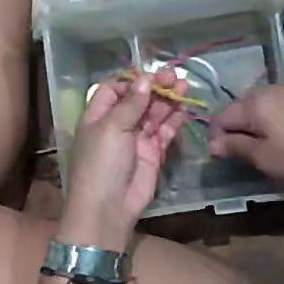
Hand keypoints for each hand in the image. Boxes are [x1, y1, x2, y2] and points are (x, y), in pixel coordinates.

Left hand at [61, 70, 192, 247]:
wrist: (108, 208)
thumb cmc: (101, 163)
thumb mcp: (112, 128)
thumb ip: (131, 103)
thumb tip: (144, 79)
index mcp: (98, 116)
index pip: (114, 90)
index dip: (131, 81)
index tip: (150, 75)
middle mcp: (117, 126)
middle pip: (138, 100)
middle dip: (155, 87)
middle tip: (176, 77)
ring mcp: (136, 141)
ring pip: (154, 115)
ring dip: (168, 101)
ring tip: (185, 87)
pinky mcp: (152, 155)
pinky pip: (165, 133)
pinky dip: (174, 121)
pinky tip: (185, 108)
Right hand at [208, 85, 283, 186]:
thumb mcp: (264, 158)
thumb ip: (235, 148)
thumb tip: (212, 144)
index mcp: (253, 102)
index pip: (221, 118)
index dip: (217, 138)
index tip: (225, 158)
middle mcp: (267, 90)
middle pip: (237, 109)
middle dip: (234, 130)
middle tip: (244, 156)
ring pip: (255, 108)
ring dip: (252, 126)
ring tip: (262, 149)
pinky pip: (272, 107)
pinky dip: (268, 122)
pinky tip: (279, 139)